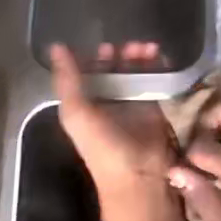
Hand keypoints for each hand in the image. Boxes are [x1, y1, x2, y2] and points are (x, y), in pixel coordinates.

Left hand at [50, 43, 178, 215]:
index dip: (96, 57)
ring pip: (138, 72)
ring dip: (142, 58)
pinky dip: (160, 68)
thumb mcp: (76, 113)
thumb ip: (68, 80)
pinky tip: (163, 57)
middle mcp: (110, 101)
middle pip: (116, 69)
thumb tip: (57, 46)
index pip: (90, 72)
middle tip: (133, 45)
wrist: (138, 176)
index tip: (107, 44)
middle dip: (123, 54)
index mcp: (86, 104)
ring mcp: (135, 104)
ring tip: (150, 49)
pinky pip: (158, 81)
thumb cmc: (102, 146)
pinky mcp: (157, 107)